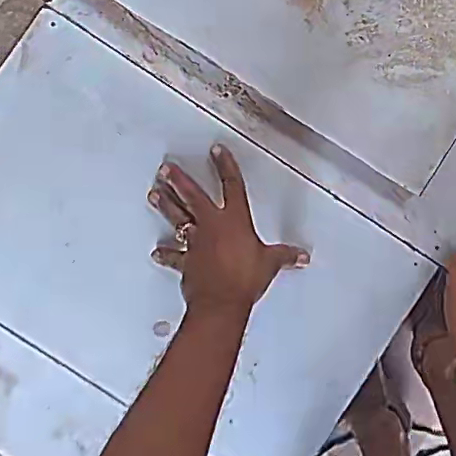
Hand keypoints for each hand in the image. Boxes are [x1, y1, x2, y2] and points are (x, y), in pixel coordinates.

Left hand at [149, 145, 309, 320]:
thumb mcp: (270, 264)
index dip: (225, 165)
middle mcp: (212, 226)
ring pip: (177, 217)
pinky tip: (157, 250)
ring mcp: (196, 243)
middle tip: (167, 168)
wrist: (221, 304)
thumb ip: (285, 256)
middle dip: (179, 180)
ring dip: (165, 204)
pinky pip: (174, 255)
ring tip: (154, 192)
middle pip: (193, 196)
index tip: (216, 151)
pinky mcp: (186, 262)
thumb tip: (300, 256)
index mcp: (235, 220)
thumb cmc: (244, 280)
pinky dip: (166, 253)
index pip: (231, 185)